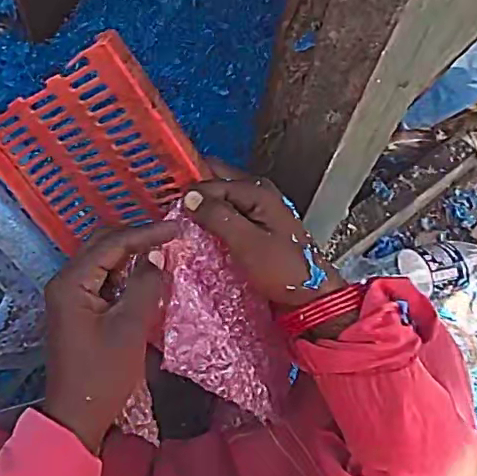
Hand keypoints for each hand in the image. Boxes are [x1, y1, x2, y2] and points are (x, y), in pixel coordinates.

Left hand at [42, 222, 179, 450]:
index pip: (112, 244)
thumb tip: (158, 254)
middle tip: (171, 236)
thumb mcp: (129, 328)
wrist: (76, 417)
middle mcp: (65, 282)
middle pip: (102, 245)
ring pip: (102, 261)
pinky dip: (124, 274)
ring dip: (131, 254)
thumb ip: (145, 286)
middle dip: (137, 238)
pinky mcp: (77, 309)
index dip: (146, 233)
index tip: (177, 228)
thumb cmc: (101, 375)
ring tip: (164, 251)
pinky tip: (146, 275)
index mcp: (71, 282)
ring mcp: (69, 295)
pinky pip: (102, 279)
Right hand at [181, 160, 346, 309]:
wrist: (311, 297)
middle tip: (168, 209)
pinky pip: (226, 210)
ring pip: (219, 195)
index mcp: (257, 191)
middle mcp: (257, 191)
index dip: (187, 193)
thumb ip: (218, 216)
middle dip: (192, 191)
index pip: (209, 181)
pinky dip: (211, 216)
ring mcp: (257, 206)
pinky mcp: (254, 223)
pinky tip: (198, 232)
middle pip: (215, 179)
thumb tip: (188, 196)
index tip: (165, 209)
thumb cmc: (282, 271)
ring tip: (178, 221)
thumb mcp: (247, 243)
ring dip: (200, 205)